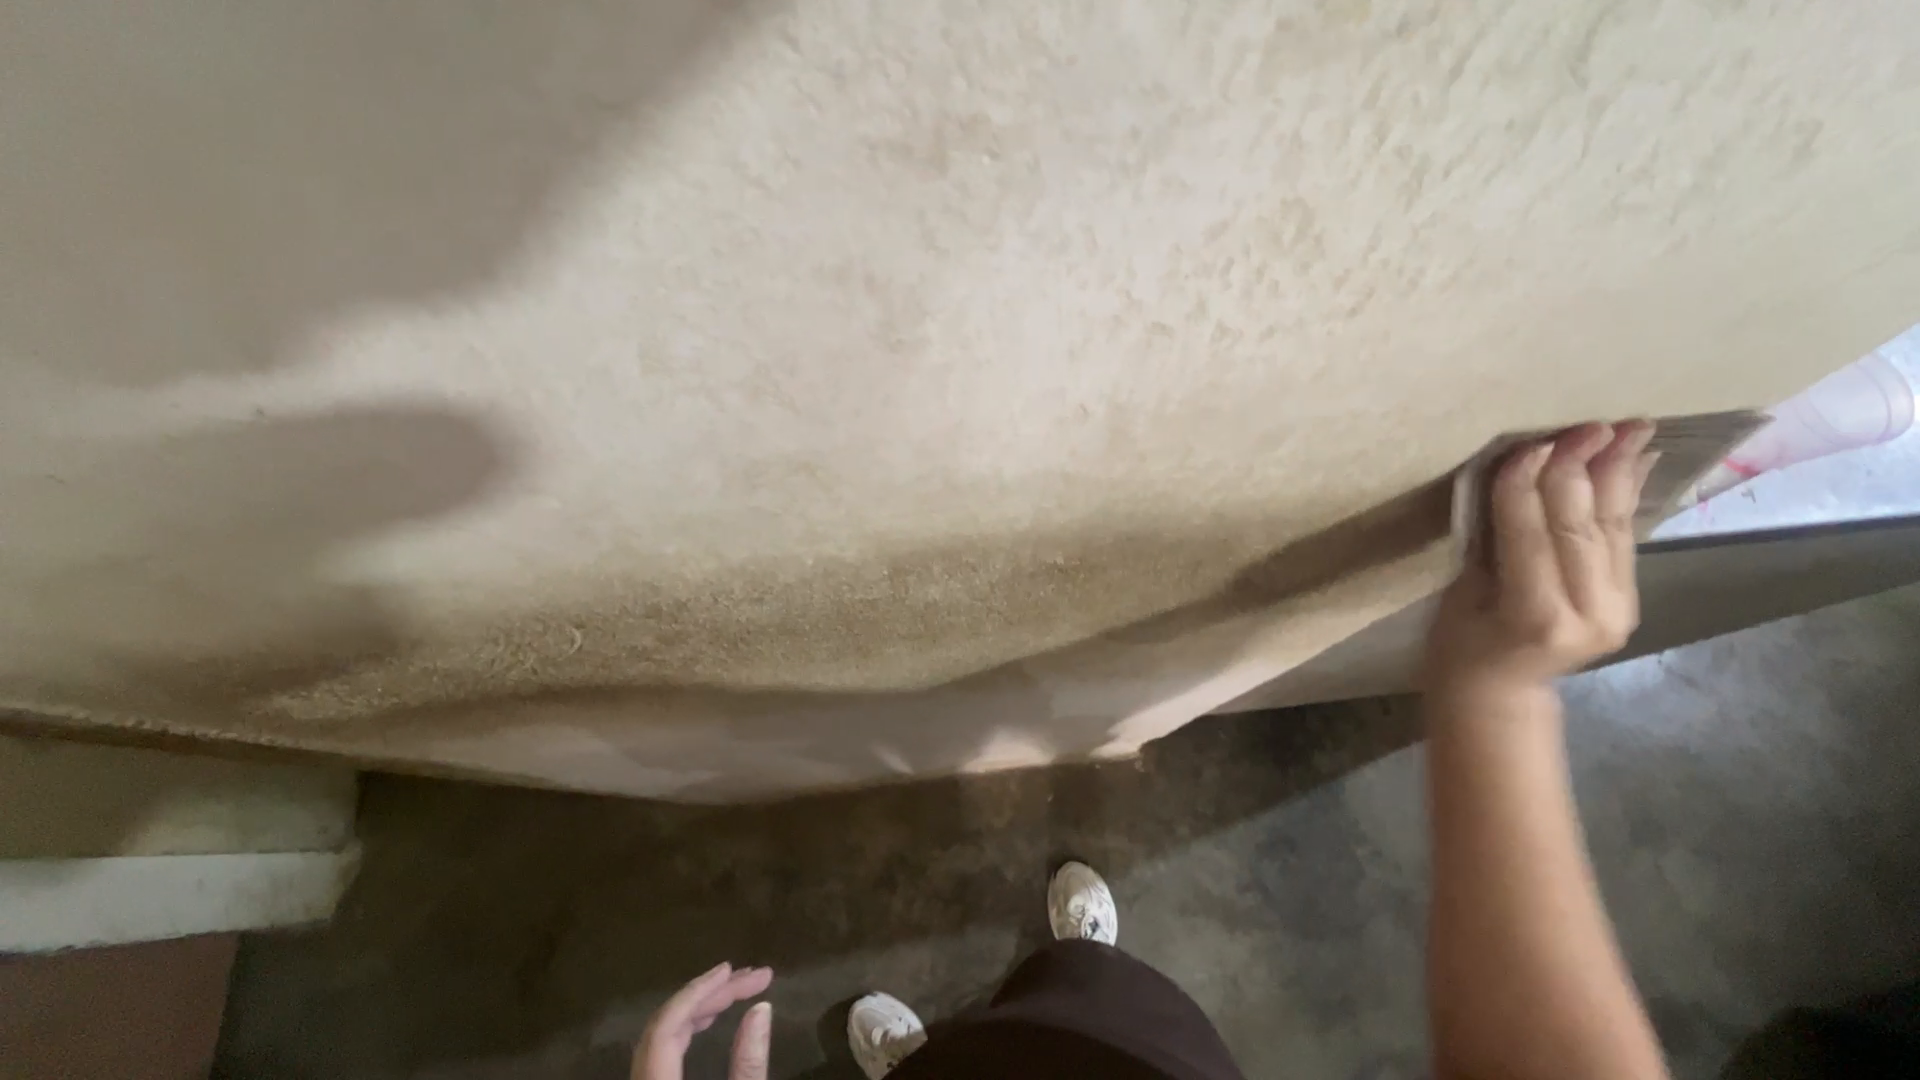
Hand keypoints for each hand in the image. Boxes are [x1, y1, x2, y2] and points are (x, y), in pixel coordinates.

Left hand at [632, 962, 774, 1079]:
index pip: (665, 1026)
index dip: (696, 993)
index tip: (731, 969)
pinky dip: (687, 1027)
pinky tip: (710, 1018)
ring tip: (737, 990)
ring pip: (662, 1035)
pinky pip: (661, 1048)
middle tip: (752, 977)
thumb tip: (762, 1007)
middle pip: (666, 1025)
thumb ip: (749, 1064)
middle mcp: (641, 1078)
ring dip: (700, 1008)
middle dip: (709, 995)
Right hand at [1424, 421, 1658, 697]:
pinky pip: (1625, 539)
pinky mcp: (1630, 601)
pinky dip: (1627, 495)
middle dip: (1580, 472)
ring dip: (1616, 474)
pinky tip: (1633, 461)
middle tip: (1588, 425)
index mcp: (1534, 619)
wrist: (1497, 691)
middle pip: (1580, 529)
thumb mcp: (1460, 596)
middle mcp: (1590, 615)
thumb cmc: (1458, 644)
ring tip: (1628, 428)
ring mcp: (1618, 610)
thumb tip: (1515, 477)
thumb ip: (1492, 543)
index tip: (1532, 443)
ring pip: (1612, 529)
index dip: (1528, 487)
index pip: (1532, 537)